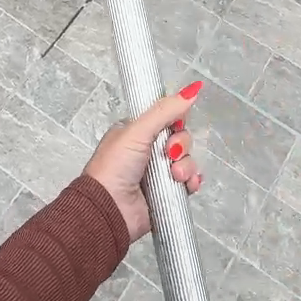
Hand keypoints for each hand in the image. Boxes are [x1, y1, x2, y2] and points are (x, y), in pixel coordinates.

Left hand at [82, 80, 204, 240]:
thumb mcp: (137, 131)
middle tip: (169, 154)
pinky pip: (189, 181)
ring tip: (174, 176)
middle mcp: (147, 150)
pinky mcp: (167, 193)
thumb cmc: (115, 167)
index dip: (175, 121)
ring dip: (186, 166)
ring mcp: (158, 173)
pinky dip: (191, 182)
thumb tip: (192, 90)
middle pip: (180, 138)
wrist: (109, 209)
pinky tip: (187, 184)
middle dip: (181, 146)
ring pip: (186, 160)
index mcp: (136, 132)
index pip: (166, 118)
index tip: (174, 125)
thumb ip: (164, 111)